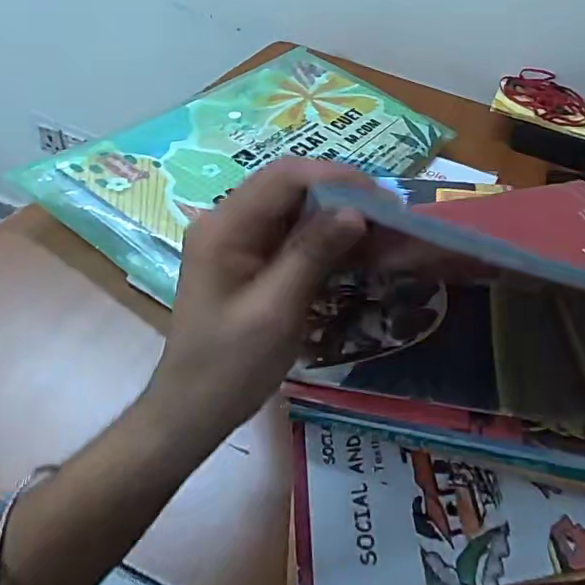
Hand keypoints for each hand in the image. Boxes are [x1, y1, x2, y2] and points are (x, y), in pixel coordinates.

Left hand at [142, 158, 370, 442]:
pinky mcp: (250, 259)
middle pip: (289, 187)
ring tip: (382, 230)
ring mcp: (238, 239)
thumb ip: (312, 254)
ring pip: (294, 208)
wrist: (195, 407)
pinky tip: (356, 249)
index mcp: (224, 226)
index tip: (381, 198)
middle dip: (340, 194)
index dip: (335, 178)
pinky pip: (291, 234)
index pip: (283, 177)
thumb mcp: (275, 310)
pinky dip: (324, 238)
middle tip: (389, 215)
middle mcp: (228, 221)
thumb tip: (356, 211)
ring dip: (336, 215)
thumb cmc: (230, 365)